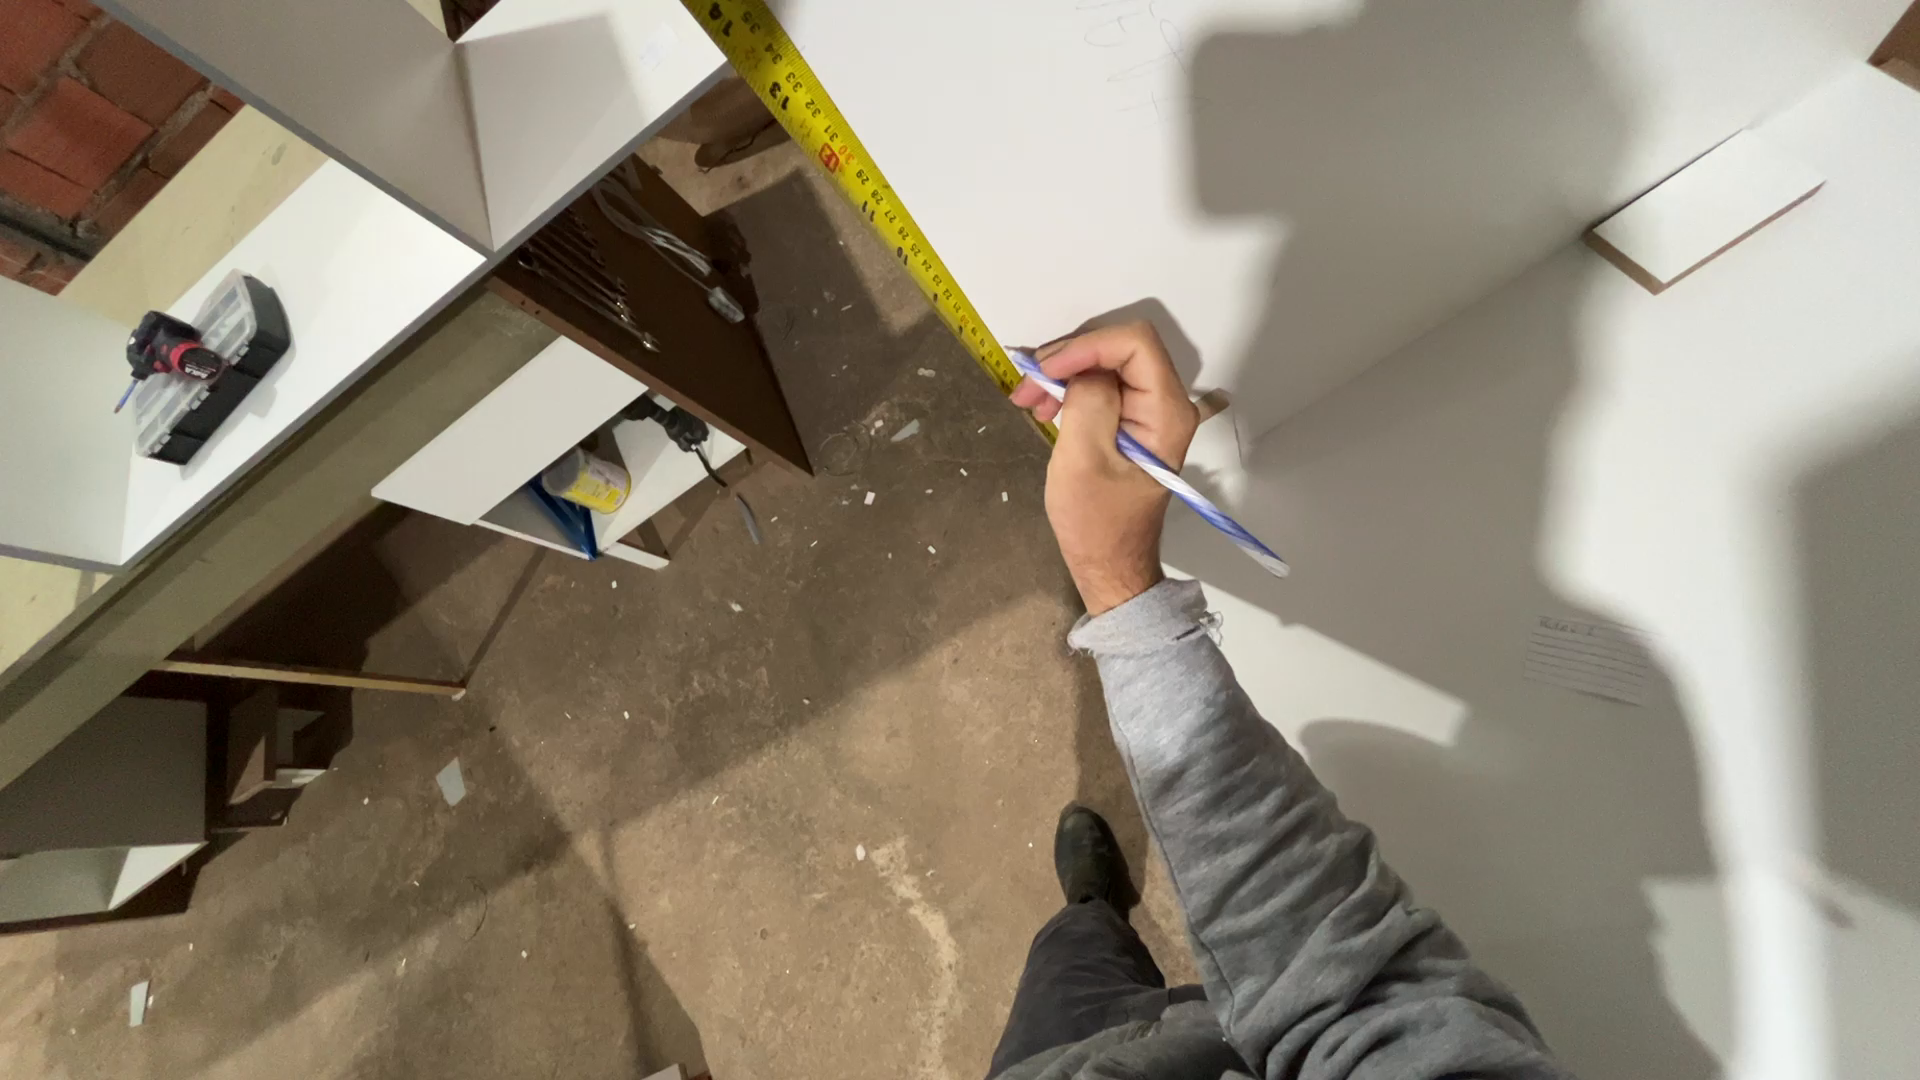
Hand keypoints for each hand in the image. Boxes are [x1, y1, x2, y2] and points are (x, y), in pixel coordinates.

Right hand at [1011, 321, 1198, 614]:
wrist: (1108, 563)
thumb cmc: (1095, 521)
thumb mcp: (1083, 460)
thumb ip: (1088, 403)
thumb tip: (1082, 371)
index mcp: (1166, 411)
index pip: (1133, 343)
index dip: (1086, 346)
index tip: (1045, 371)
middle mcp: (1167, 403)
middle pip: (1120, 348)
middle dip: (1069, 358)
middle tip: (1027, 386)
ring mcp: (1150, 411)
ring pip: (1106, 365)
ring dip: (1064, 374)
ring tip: (1028, 400)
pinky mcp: (1132, 421)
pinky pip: (1103, 387)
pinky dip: (1070, 389)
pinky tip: (1045, 408)